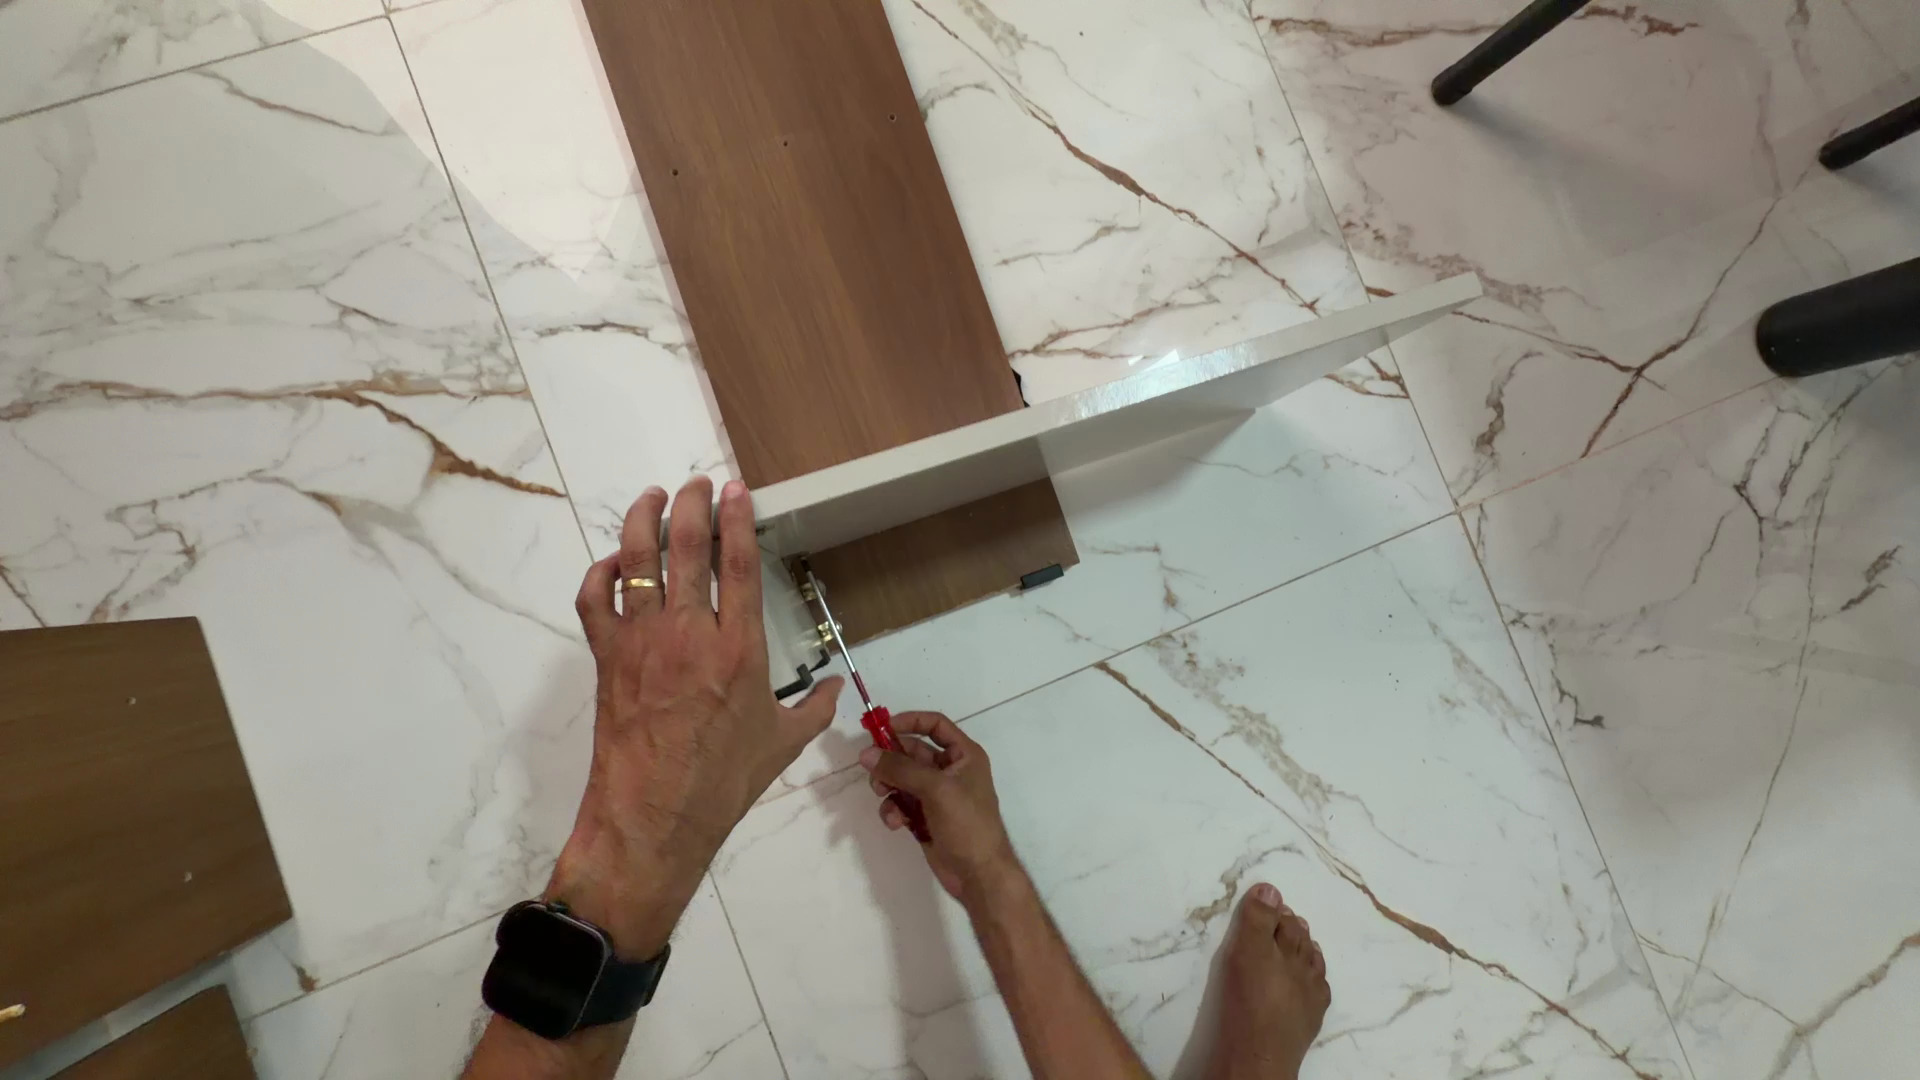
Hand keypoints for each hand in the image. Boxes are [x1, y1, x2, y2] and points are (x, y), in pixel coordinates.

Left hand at [551, 478, 843, 956]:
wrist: (654, 816)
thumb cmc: (726, 778)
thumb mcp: (784, 742)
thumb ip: (815, 708)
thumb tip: (835, 688)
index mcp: (739, 647)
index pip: (738, 564)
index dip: (738, 519)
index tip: (736, 489)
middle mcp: (689, 632)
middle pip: (686, 548)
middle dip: (690, 504)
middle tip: (696, 482)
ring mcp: (642, 642)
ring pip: (636, 562)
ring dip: (642, 521)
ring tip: (651, 496)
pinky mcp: (608, 658)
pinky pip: (594, 602)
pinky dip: (599, 574)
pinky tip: (611, 562)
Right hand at [859, 712, 1019, 904]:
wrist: (979, 875)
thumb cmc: (967, 823)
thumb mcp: (936, 789)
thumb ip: (900, 769)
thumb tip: (866, 753)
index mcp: (964, 754)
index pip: (935, 724)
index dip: (910, 721)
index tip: (881, 727)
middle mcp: (950, 770)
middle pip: (912, 752)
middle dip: (891, 759)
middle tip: (870, 767)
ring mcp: (936, 795)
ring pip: (902, 779)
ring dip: (888, 785)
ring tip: (882, 795)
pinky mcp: (924, 817)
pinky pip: (901, 803)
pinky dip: (894, 809)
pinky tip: (895, 822)